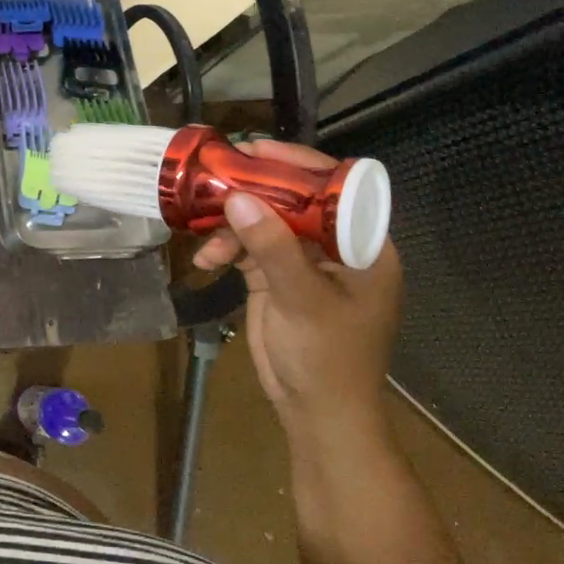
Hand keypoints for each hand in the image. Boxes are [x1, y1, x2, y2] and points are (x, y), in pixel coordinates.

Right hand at [191, 140, 402, 435]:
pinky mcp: (277, 278)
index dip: (297, 164)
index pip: (335, 188)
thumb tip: (237, 198)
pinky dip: (225, 249)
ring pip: (264, 222)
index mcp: (362, 246)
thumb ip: (272, 247)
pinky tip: (204, 260)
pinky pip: (247, 247)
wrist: (317, 413)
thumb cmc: (328, 357)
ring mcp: (304, 262)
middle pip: (292, 200)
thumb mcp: (303, 299)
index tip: (253, 150)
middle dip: (252, 191)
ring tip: (201, 231)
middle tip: (213, 176)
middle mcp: (334, 247)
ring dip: (231, 225)